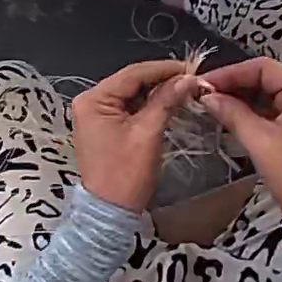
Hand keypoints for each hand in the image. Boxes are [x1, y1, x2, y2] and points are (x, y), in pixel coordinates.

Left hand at [72, 60, 199, 210]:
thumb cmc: (126, 174)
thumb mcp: (148, 133)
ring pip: (132, 95)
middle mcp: (89, 102)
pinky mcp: (104, 128)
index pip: (132, 74)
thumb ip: (166, 101)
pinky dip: (148, 106)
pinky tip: (169, 103)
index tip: (191, 68)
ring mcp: (95, 116)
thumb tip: (188, 79)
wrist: (110, 213)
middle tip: (191, 79)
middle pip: (131, 82)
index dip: (164, 69)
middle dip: (162, 80)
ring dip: (157, 92)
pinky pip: (129, 109)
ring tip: (185, 89)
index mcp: (93, 100)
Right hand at [198, 57, 281, 224]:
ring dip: (241, 99)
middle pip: (267, 79)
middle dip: (234, 86)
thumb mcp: (262, 143)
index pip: (264, 69)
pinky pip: (275, 109)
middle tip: (203, 94)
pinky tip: (230, 114)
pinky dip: (253, 111)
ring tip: (212, 103)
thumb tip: (207, 96)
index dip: (230, 73)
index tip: (203, 83)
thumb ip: (233, 114)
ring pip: (269, 94)